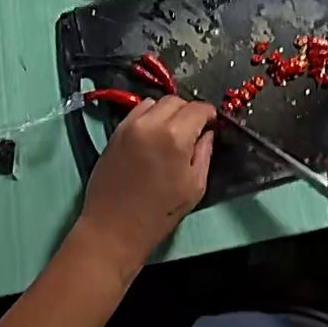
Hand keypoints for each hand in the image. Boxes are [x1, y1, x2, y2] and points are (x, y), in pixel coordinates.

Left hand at [73, 97, 214, 270]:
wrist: (114, 225)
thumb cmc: (160, 212)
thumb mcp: (195, 186)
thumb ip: (204, 153)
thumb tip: (207, 133)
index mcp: (174, 135)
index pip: (198, 109)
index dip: (210, 115)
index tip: (213, 125)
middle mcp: (150, 122)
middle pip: (176, 101)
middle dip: (189, 111)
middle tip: (194, 130)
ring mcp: (129, 124)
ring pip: (155, 102)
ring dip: (168, 111)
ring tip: (172, 132)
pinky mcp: (115, 131)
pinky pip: (137, 111)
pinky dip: (149, 116)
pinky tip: (153, 135)